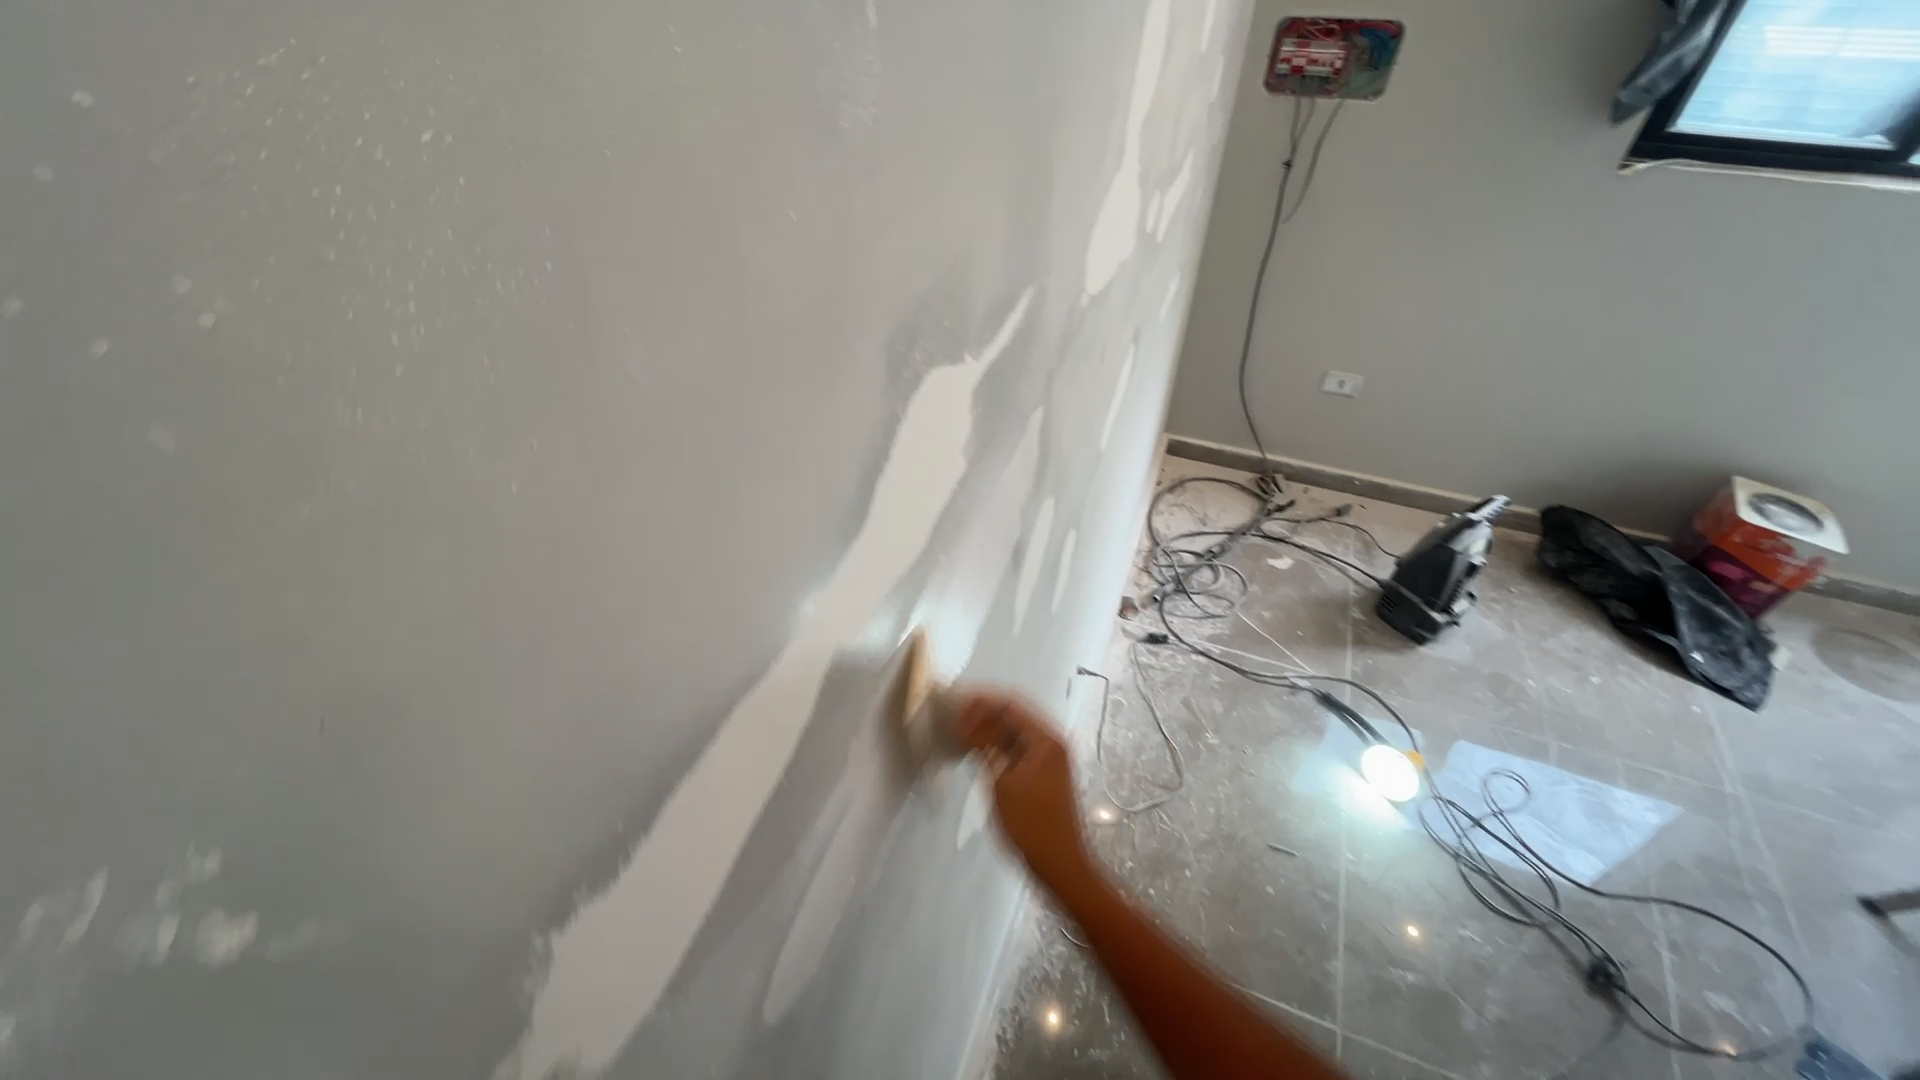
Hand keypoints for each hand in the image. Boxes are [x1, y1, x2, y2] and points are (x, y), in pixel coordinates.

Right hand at [953, 689, 1093, 892]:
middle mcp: (1051, 743)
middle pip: (1013, 716)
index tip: (954, 703)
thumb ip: (985, 747)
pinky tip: (975, 751)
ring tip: (958, 732)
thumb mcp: (1002, 783)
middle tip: (953, 717)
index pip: (1011, 705)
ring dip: (988, 730)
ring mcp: (1048, 759)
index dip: (981, 701)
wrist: (1059, 863)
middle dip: (983, 714)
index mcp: (1046, 740)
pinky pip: (1016, 749)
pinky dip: (996, 746)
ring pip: (1014, 733)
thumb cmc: (1031, 824)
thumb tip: (966, 721)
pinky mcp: (1042, 774)